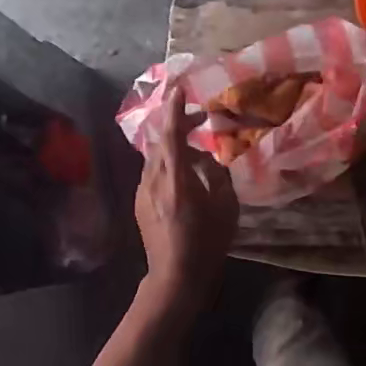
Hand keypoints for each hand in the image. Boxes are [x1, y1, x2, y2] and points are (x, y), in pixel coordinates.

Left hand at [137, 88, 238, 296]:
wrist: (175, 276)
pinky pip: (153, 173)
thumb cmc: (207, 243)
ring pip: (156, 157)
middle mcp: (153, 180)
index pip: (172, 134)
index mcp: (176, 179)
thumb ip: (217, 176)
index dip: (176, 110)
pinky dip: (168, 164)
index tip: (179, 89)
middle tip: (202, 122)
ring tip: (197, 153)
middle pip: (161, 142)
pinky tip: (184, 177)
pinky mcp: (140, 203)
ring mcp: (142, 192)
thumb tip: (209, 159)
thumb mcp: (225, 207)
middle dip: (179, 126)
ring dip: (174, 147)